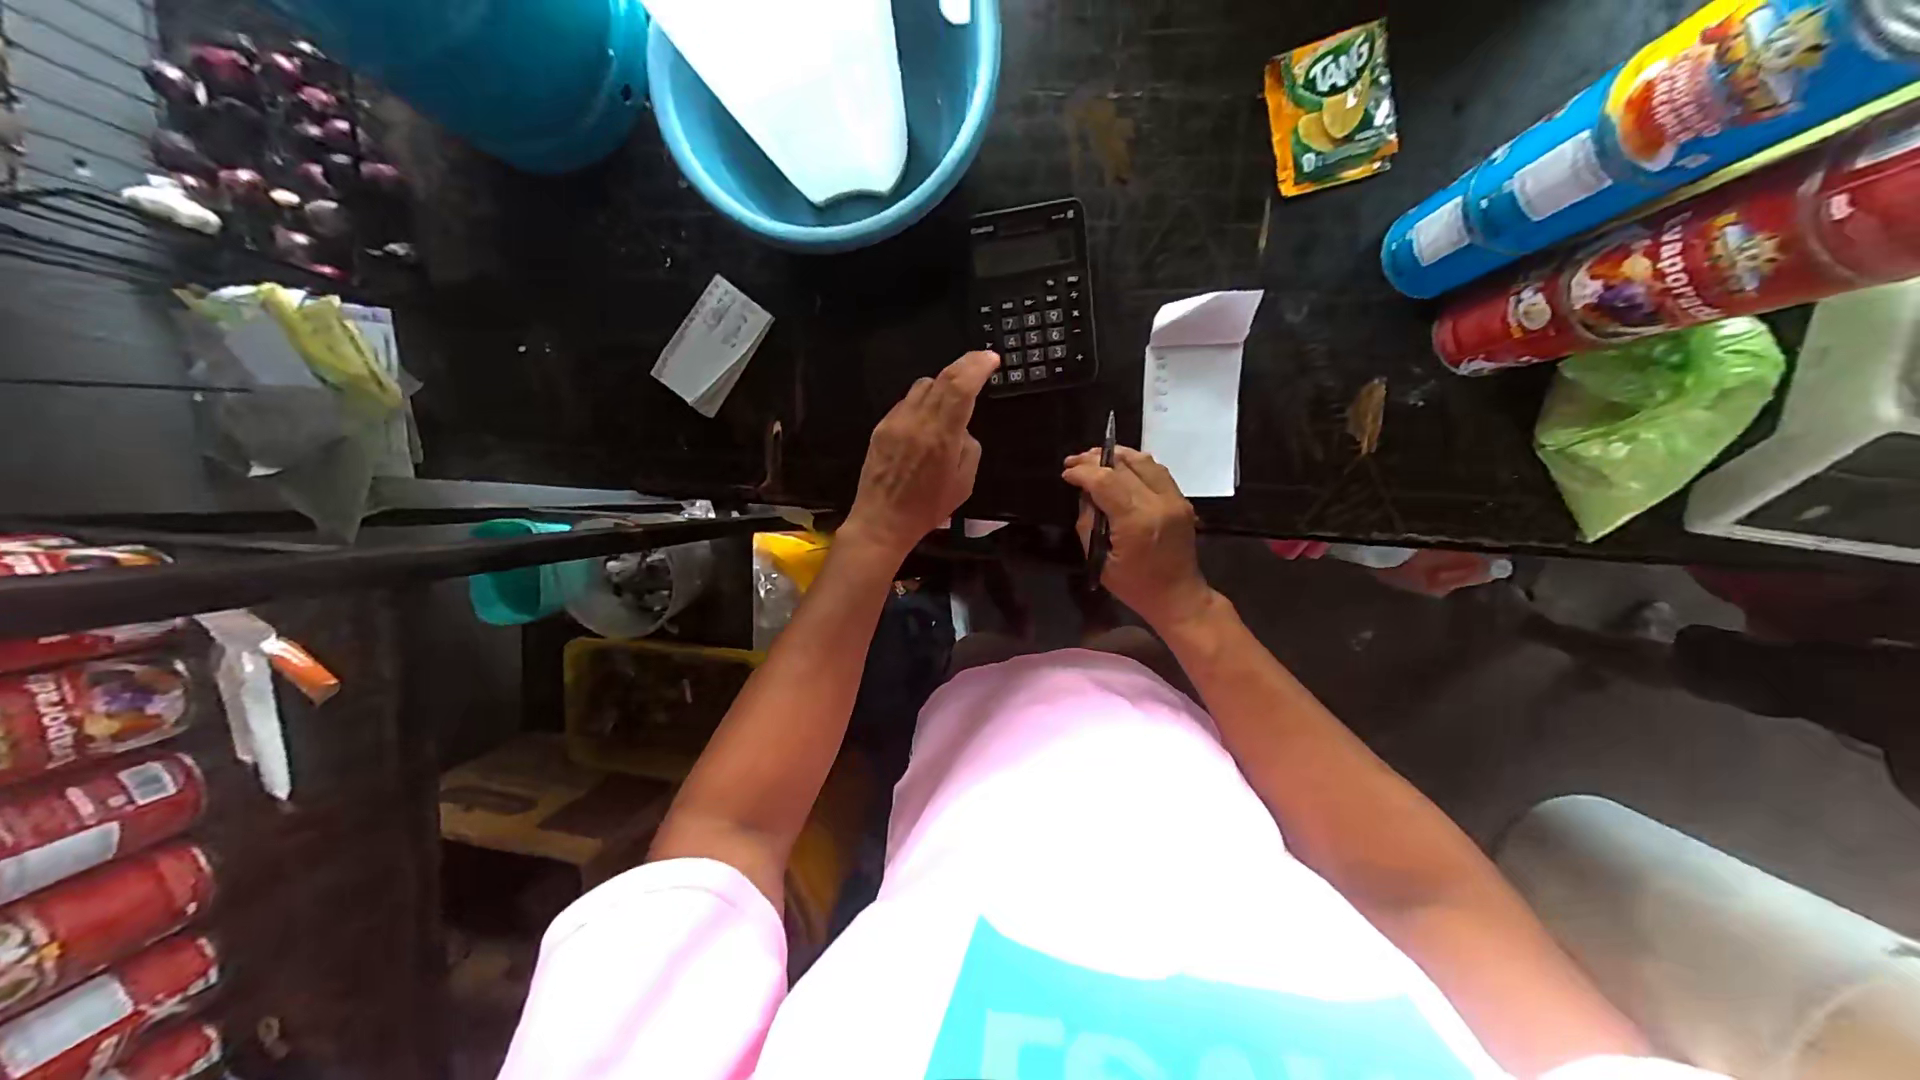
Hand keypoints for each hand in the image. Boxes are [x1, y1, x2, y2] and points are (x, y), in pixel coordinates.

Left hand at [844, 351, 999, 558]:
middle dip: (965, 364)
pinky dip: (922, 402)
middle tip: (980, 362)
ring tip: (952, 396)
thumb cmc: (928, 508)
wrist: (882, 521)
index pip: (961, 386)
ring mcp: (895, 422)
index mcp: (942, 437)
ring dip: (942, 384)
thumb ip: (969, 447)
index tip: (992, 359)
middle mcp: (917, 422)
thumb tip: (962, 429)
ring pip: (922, 385)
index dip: (978, 366)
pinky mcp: (881, 427)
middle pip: (943, 377)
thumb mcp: (964, 483)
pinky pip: (906, 403)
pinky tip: (926, 419)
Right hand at [1062, 446, 1214, 629]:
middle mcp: (1158, 503)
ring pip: (1143, 461)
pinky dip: (1135, 464)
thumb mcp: (1099, 558)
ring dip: (1116, 455)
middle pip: (1123, 465)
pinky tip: (1119, 468)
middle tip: (1074, 462)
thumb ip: (1088, 521)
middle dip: (1094, 460)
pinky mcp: (1181, 500)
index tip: (1066, 473)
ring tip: (1095, 458)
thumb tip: (1085, 493)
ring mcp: (1174, 499)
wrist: (1178, 596)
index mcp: (1136, 522)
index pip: (1104, 481)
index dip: (1082, 472)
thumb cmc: (1134, 586)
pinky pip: (1156, 471)